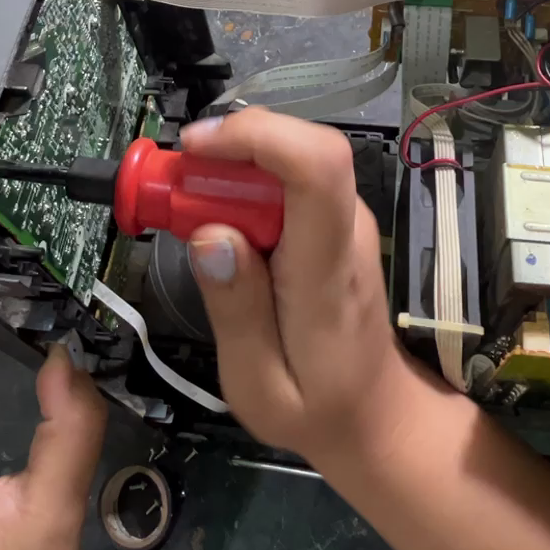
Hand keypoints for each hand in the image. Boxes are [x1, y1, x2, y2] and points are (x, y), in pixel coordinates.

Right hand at [179, 108, 420, 467]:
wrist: (377, 410)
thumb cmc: (319, 408)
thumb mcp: (259, 386)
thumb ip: (236, 311)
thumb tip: (208, 234)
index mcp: (328, 267)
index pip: (316, 167)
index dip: (256, 138)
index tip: (194, 149)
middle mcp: (347, 225)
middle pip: (298, 146)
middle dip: (227, 150)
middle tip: (171, 189)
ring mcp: (347, 216)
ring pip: (289, 154)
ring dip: (232, 165)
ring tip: (187, 207)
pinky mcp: (335, 218)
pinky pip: (287, 177)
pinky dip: (244, 182)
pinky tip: (219, 219)